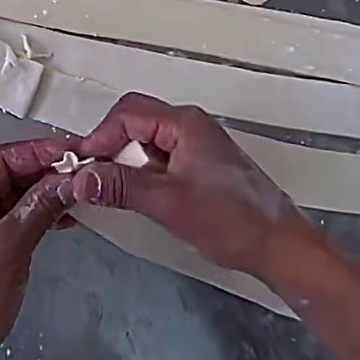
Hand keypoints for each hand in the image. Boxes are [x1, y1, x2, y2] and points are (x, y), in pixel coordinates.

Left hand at [0, 138, 77, 359]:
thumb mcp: (8, 248)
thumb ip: (40, 208)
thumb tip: (71, 179)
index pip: (3, 159)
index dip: (41, 153)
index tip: (75, 150)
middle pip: (10, 174)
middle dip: (47, 173)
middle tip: (85, 170)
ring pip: (16, 195)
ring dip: (47, 194)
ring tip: (81, 192)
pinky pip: (15, 216)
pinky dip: (40, 214)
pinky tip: (66, 216)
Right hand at [72, 92, 317, 276]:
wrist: (278, 246)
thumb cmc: (232, 220)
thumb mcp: (168, 203)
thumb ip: (121, 186)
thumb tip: (81, 178)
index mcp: (185, 123)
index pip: (128, 114)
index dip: (100, 136)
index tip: (81, 164)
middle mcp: (189, 125)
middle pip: (136, 120)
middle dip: (109, 144)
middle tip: (90, 174)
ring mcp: (195, 144)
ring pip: (146, 138)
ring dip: (124, 158)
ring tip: (108, 186)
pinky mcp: (199, 163)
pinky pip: (159, 155)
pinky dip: (141, 169)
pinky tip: (135, 192)